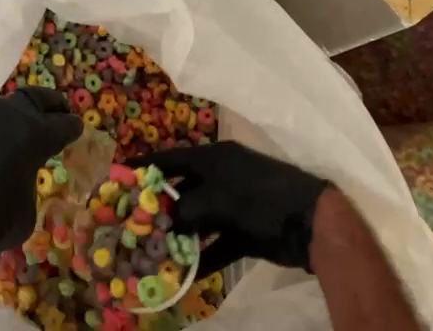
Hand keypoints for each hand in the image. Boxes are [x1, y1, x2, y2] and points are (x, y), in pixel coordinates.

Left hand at [0, 88, 82, 321]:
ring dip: (2, 125)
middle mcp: (3, 113)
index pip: (61, 124)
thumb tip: (19, 170)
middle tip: (56, 111)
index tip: (75, 127)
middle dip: (48, 106)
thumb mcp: (24, 212)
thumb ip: (28, 180)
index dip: (70, 127)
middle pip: (32, 100)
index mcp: (31, 134)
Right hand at [134, 141, 330, 274]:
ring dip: (183, 236)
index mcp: (213, 157)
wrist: (310, 221)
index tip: (121, 174)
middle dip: (163, 208)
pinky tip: (190, 274)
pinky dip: (207, 254)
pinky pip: (220, 240)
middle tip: (138, 223)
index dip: (146, 166)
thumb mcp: (217, 201)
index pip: (171, 158)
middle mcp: (222, 175)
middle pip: (184, 190)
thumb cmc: (259, 199)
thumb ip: (187, 210)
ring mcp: (236, 202)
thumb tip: (166, 221)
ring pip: (201, 218)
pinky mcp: (248, 228)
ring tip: (159, 252)